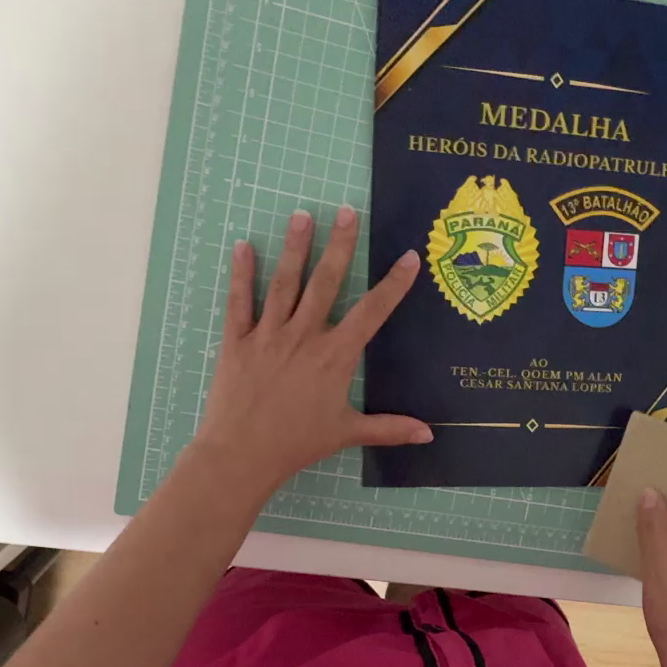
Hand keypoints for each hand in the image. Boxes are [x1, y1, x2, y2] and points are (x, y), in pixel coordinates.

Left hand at [186, 206, 429, 500]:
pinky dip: (242, 274)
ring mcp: (269, 335)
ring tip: (302, 215)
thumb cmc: (297, 444)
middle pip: (326, 282)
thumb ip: (389, 428)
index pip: (372, 312)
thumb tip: (428, 433)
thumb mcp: (347, 432)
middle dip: (339, 245)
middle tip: (346, 212)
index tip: (408, 257)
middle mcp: (305, 336)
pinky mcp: (237, 341)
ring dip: (295, 247)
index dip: (393, 284)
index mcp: (335, 356)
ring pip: (285, 283)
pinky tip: (244, 246)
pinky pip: (240, 302)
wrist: (242, 455)